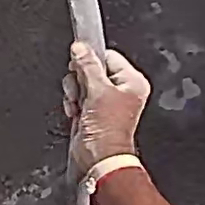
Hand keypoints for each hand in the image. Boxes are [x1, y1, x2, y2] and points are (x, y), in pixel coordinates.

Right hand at [61, 43, 149, 175]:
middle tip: (83, 91)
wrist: (97, 156)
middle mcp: (120, 90)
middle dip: (80, 79)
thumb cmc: (107, 130)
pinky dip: (72, 102)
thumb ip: (87, 65)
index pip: (107, 56)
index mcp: (132, 82)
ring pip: (80, 82)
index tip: (80, 66)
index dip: (91, 60)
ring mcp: (105, 101)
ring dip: (74, 92)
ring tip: (80, 105)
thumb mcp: (97, 90)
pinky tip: (77, 112)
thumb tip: (80, 48)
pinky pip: (75, 95)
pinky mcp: (91, 110)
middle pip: (91, 68)